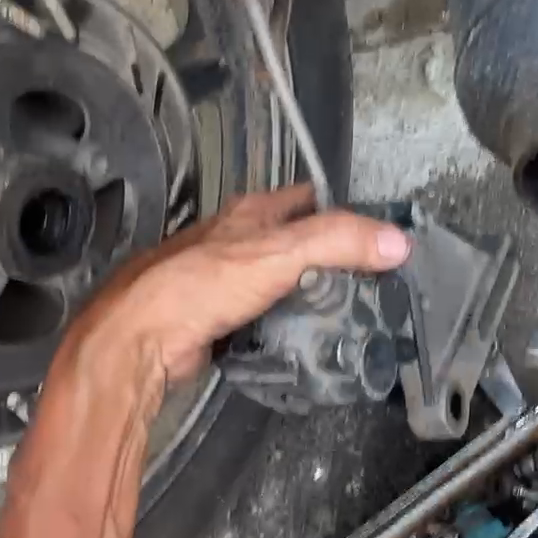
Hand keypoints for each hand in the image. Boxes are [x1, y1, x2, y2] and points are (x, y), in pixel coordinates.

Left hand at [66, 184, 410, 380]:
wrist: (141, 339)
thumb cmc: (198, 286)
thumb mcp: (281, 254)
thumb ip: (339, 243)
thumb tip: (396, 241)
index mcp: (252, 215)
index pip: (310, 199)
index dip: (345, 211)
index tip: (377, 233)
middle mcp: (238, 241)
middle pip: (297, 241)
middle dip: (331, 258)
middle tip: (369, 279)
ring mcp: (227, 279)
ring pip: (282, 280)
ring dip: (310, 293)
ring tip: (347, 311)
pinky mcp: (221, 317)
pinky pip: (266, 314)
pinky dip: (287, 322)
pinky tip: (305, 337)